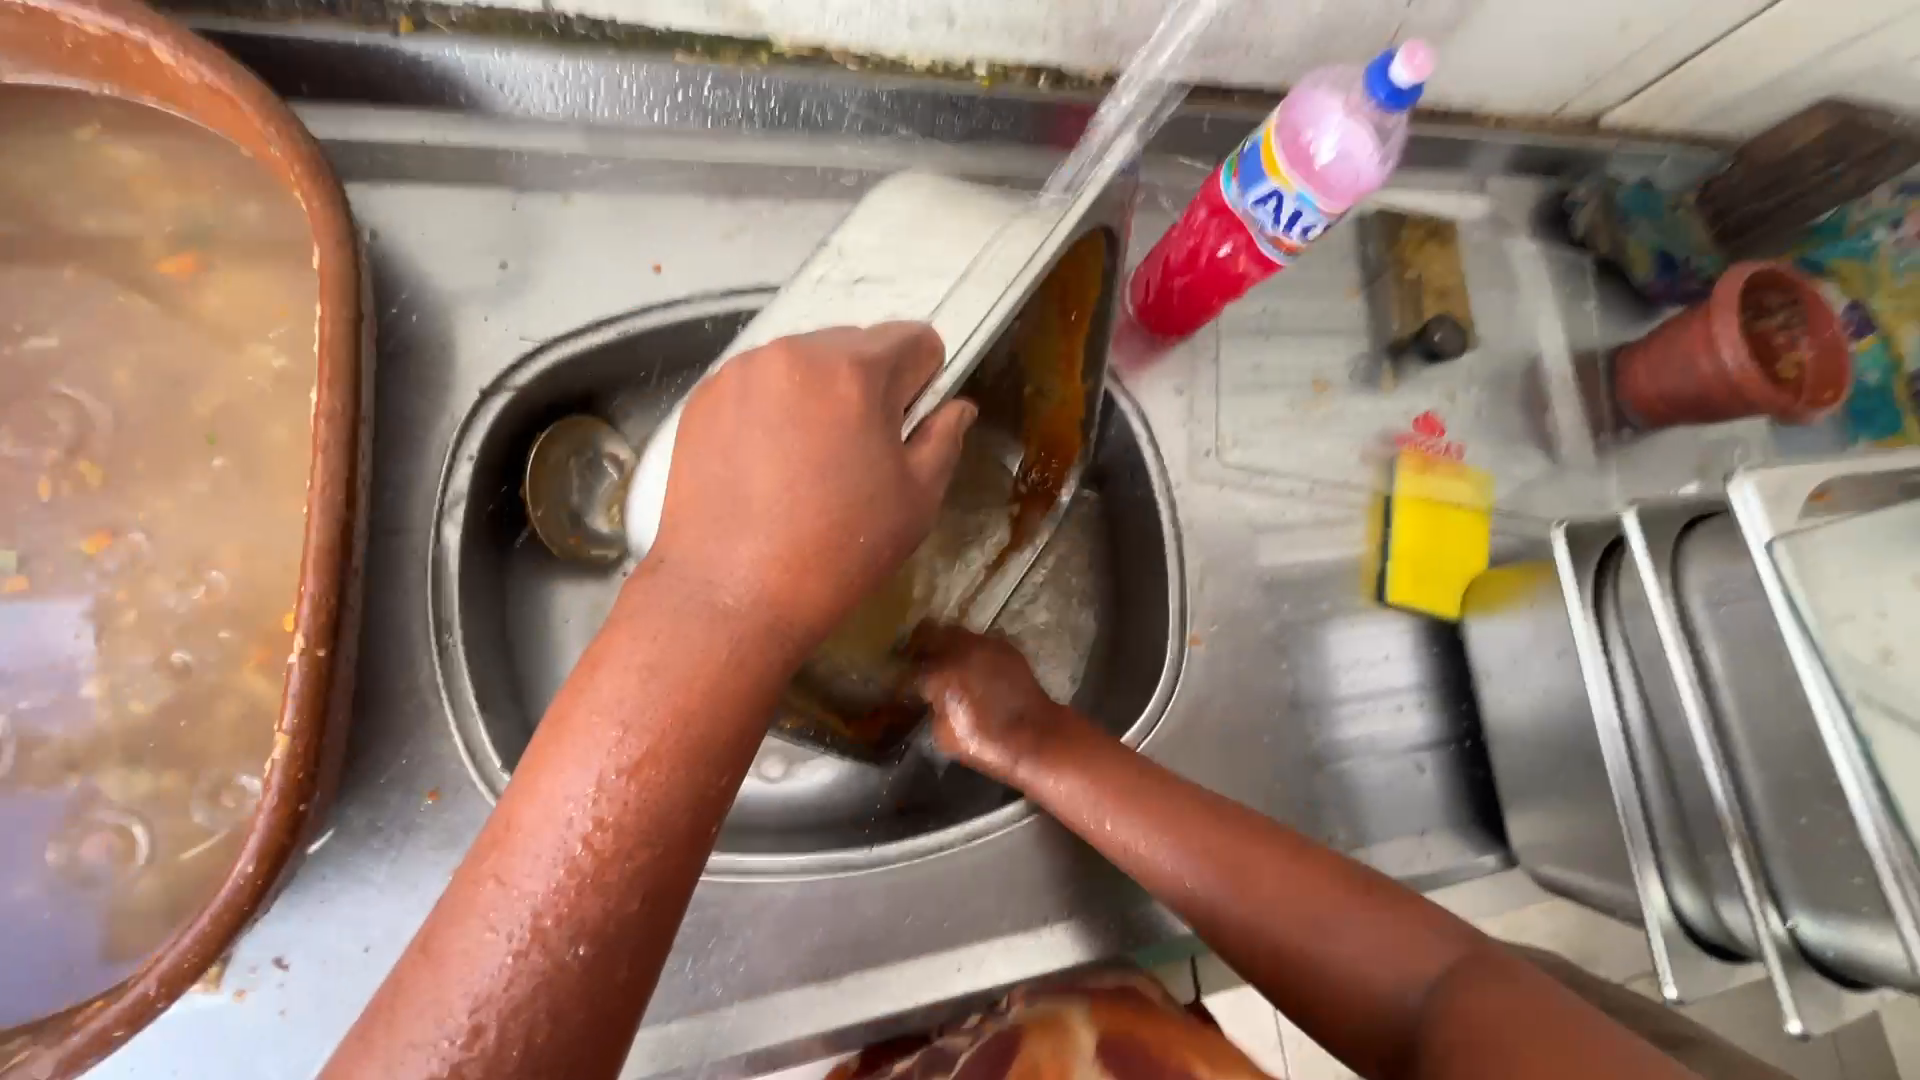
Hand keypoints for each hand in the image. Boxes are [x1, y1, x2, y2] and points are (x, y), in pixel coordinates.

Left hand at [648, 323, 976, 649]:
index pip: (915, 338)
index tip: (908, 427)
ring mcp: (741, 372)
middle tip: (858, 453)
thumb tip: (957, 407)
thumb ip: (944, 439)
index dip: (924, 381)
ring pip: (805, 365)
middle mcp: (795, 354)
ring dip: (821, 396)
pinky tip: (768, 466)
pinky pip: (760, 385)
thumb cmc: (838, 552)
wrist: (732, 595)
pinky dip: (775, 410)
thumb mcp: (916, 501)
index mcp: (856, 372)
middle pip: (857, 346)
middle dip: (870, 386)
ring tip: (808, 463)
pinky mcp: (704, 398)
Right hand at [910, 624, 1081, 784]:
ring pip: (956, 633)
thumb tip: (934, 699)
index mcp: (940, 673)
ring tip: (946, 659)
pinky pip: (980, 641)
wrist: (1034, 735)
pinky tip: (973, 664)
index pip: (910, 667)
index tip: (902, 680)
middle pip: (929, 633)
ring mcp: (985, 644)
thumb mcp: (943, 735)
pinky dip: (972, 650)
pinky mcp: (1006, 647)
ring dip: (947, 644)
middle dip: (921, 645)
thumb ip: (933, 709)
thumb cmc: (985, 742)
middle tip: (918, 658)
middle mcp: (960, 650)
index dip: (903, 674)